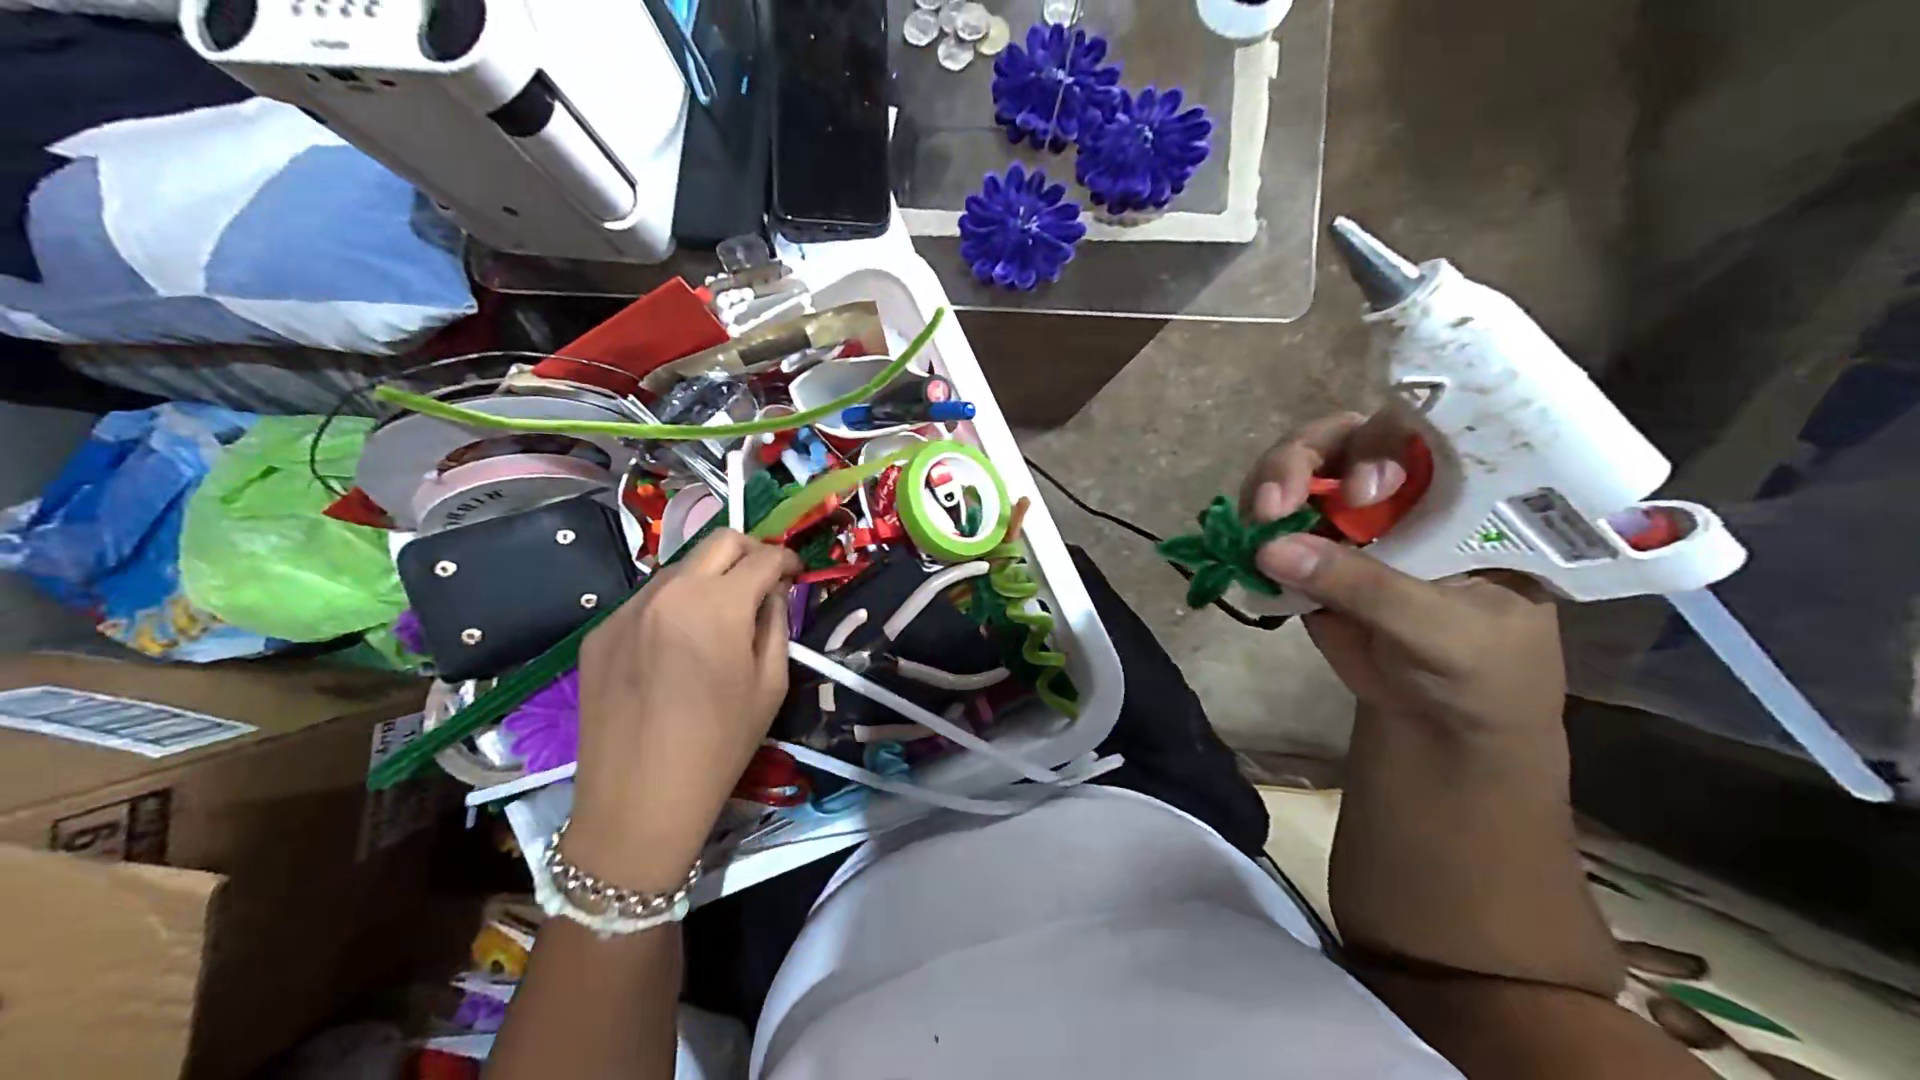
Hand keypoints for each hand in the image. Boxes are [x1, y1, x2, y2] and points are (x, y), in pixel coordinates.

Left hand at [564, 531, 800, 891]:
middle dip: (750, 552)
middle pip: (719, 541)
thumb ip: (776, 623)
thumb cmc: (720, 745)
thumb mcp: (770, 684)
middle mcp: (669, 592)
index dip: (788, 560)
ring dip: (709, 578)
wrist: (638, 800)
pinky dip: (673, 607)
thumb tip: (772, 592)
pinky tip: (676, 647)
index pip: (763, 557)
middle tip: (762, 582)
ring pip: (680, 568)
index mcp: (718, 605)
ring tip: (718, 618)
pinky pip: (647, 601)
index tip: (795, 575)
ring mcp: (627, 609)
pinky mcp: (599, 631)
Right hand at [1243, 414, 1563, 738]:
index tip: (1360, 491)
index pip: (1416, 435)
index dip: (1379, 445)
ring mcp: (1348, 523)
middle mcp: (1400, 496)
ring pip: (1294, 476)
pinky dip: (1247, 530)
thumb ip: (1364, 587)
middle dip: (1298, 460)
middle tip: (1273, 503)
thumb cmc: (1480, 670)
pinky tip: (1237, 547)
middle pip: (1340, 442)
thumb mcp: (1440, 630)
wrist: (1440, 721)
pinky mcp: (1309, 555)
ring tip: (1252, 526)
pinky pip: (1269, 526)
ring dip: (1264, 491)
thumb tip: (1271, 548)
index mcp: (1459, 497)